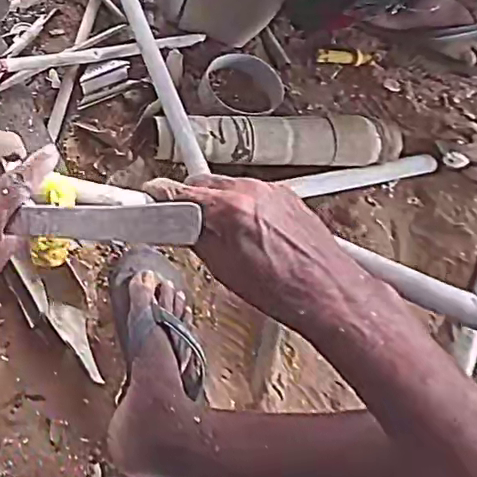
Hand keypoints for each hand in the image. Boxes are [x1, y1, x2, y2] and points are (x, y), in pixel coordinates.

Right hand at [143, 174, 377, 334]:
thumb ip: (195, 237)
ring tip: (228, 238)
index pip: (179, 191)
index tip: (149, 197)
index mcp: (230, 208)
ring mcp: (271, 190)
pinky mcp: (285, 194)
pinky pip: (252, 192)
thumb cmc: (284, 289)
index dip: (158, 196)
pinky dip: (243, 206)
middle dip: (191, 202)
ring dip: (219, 204)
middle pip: (203, 183)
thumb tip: (178, 225)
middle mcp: (251, 190)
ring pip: (228, 186)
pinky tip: (249, 234)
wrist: (328, 292)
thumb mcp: (222, 268)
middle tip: (188, 226)